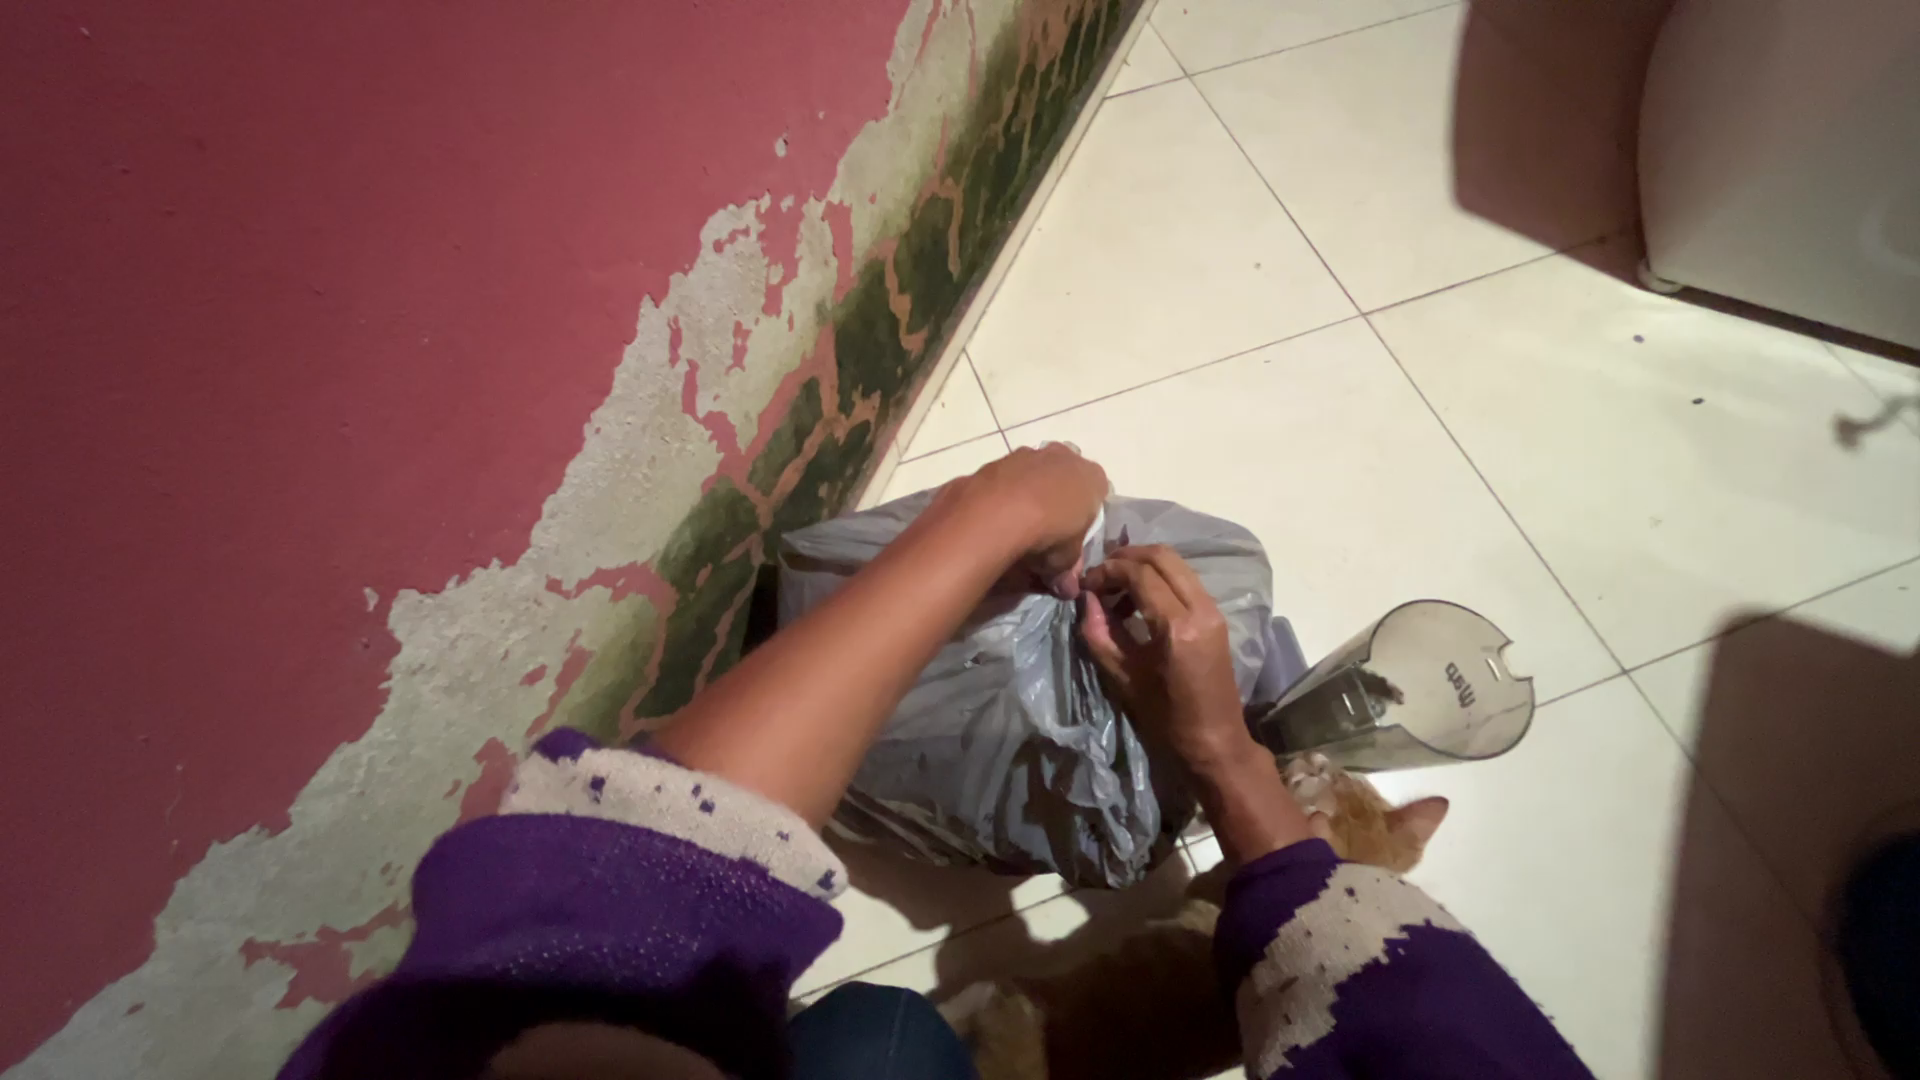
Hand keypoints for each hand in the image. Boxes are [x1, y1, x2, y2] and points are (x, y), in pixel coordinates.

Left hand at [945, 443, 1107, 597]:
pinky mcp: (995, 459)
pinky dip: (999, 493)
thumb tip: (1067, 589)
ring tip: (1014, 524)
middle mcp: (1063, 457)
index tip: (1072, 535)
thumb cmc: (1047, 534)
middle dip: (1055, 498)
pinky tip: (991, 516)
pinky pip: (1002, 478)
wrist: (995, 513)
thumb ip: (1067, 573)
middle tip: (1044, 529)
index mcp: (1091, 478)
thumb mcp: (1063, 562)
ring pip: (1032, 472)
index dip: (1084, 514)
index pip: (1097, 492)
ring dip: (1026, 492)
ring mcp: (1027, 453)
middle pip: (1064, 477)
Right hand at [1079, 545, 1249, 768]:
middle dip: (1126, 557)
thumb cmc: (1165, 717)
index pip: (1139, 573)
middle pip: (1162, 555)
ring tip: (1114, 588)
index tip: (1085, 584)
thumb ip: (1099, 631)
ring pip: (1176, 563)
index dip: (1107, 570)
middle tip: (1099, 574)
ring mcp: (1213, 610)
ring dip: (1143, 566)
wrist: (1214, 742)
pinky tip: (1137, 599)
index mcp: (1177, 626)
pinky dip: (1159, 578)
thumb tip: (1086, 598)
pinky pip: (1184, 580)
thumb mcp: (1122, 676)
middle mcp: (1201, 609)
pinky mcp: (1216, 616)